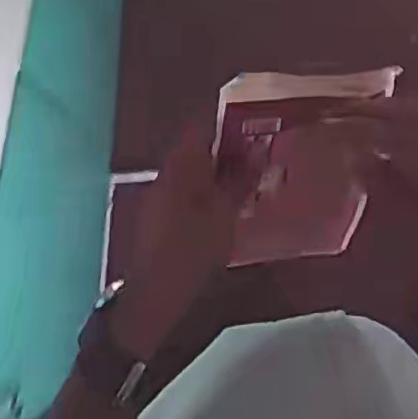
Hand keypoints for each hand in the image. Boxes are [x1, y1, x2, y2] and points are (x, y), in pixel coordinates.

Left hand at [111, 118, 254, 359]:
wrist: (152, 299)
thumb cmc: (190, 250)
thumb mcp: (224, 213)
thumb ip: (241, 178)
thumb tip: (259, 148)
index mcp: (180, 163)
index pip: (203, 123)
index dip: (230, 118)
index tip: (258, 120)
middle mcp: (168, 171)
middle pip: (202, 146)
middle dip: (233, 147)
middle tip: (265, 153)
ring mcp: (163, 194)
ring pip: (199, 169)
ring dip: (225, 171)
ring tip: (256, 179)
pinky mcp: (163, 215)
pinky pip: (192, 189)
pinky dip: (213, 190)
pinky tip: (234, 205)